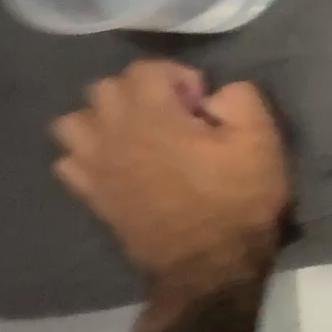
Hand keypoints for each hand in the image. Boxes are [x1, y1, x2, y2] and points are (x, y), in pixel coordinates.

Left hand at [52, 60, 289, 293]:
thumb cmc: (241, 194)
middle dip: (141, 90)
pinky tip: (125, 161)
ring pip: (74, 123)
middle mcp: (113, 138)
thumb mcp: (262, 137)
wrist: (211, 261)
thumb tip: (216, 93)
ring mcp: (96, 169)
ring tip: (145, 133)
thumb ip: (240, 97)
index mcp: (153, 119)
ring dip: (107, 118)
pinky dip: (91, 151)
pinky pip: (69, 160)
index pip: (143, 70)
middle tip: (179, 113)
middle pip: (103, 90)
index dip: (178, 75)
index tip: (205, 101)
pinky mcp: (92, 195)